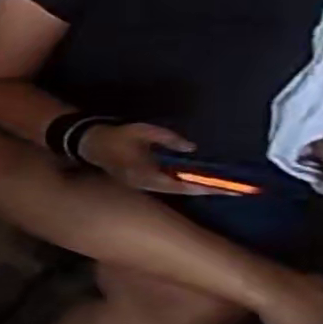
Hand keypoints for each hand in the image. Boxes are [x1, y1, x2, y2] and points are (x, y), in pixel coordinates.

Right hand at [77, 123, 219, 195]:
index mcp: (148, 174)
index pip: (184, 185)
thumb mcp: (144, 132)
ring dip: (195, 189)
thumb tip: (191, 148)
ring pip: (174, 190)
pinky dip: (182, 185)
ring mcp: (141, 185)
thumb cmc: (117, 136)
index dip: (208, 187)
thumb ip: (169, 139)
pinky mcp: (138, 182)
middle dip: (206, 190)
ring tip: (217, 187)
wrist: (90, 143)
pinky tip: (192, 181)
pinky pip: (165, 186)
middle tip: (233, 190)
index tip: (230, 189)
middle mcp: (146, 184)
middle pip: (182, 191)